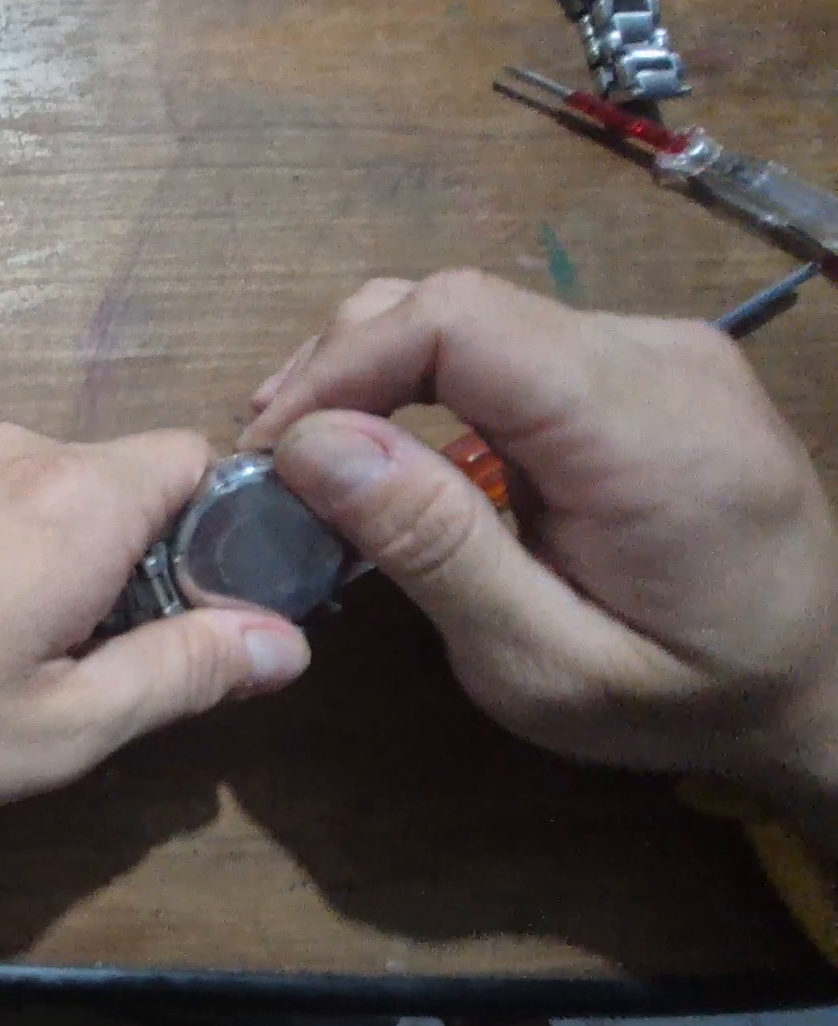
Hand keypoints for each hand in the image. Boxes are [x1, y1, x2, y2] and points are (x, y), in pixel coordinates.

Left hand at [0, 423, 310, 819]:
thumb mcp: (59, 726)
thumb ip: (181, 673)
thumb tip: (283, 641)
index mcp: (77, 499)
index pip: (196, 460)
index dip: (216, 529)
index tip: (193, 605)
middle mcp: (14, 450)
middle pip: (121, 477)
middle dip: (135, 553)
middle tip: (91, 649)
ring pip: (49, 486)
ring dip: (60, 550)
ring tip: (8, 640)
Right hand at [242, 270, 837, 796]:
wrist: (812, 685)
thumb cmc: (673, 697)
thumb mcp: (538, 660)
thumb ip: (432, 547)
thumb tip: (311, 445)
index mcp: (647, 433)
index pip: (459, 324)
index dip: (340, 369)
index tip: (269, 451)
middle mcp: (649, 356)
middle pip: (445, 303)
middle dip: (330, 370)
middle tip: (265, 462)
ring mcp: (634, 350)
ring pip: (447, 309)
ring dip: (348, 370)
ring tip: (293, 448)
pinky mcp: (607, 366)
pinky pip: (471, 340)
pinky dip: (387, 378)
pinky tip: (355, 434)